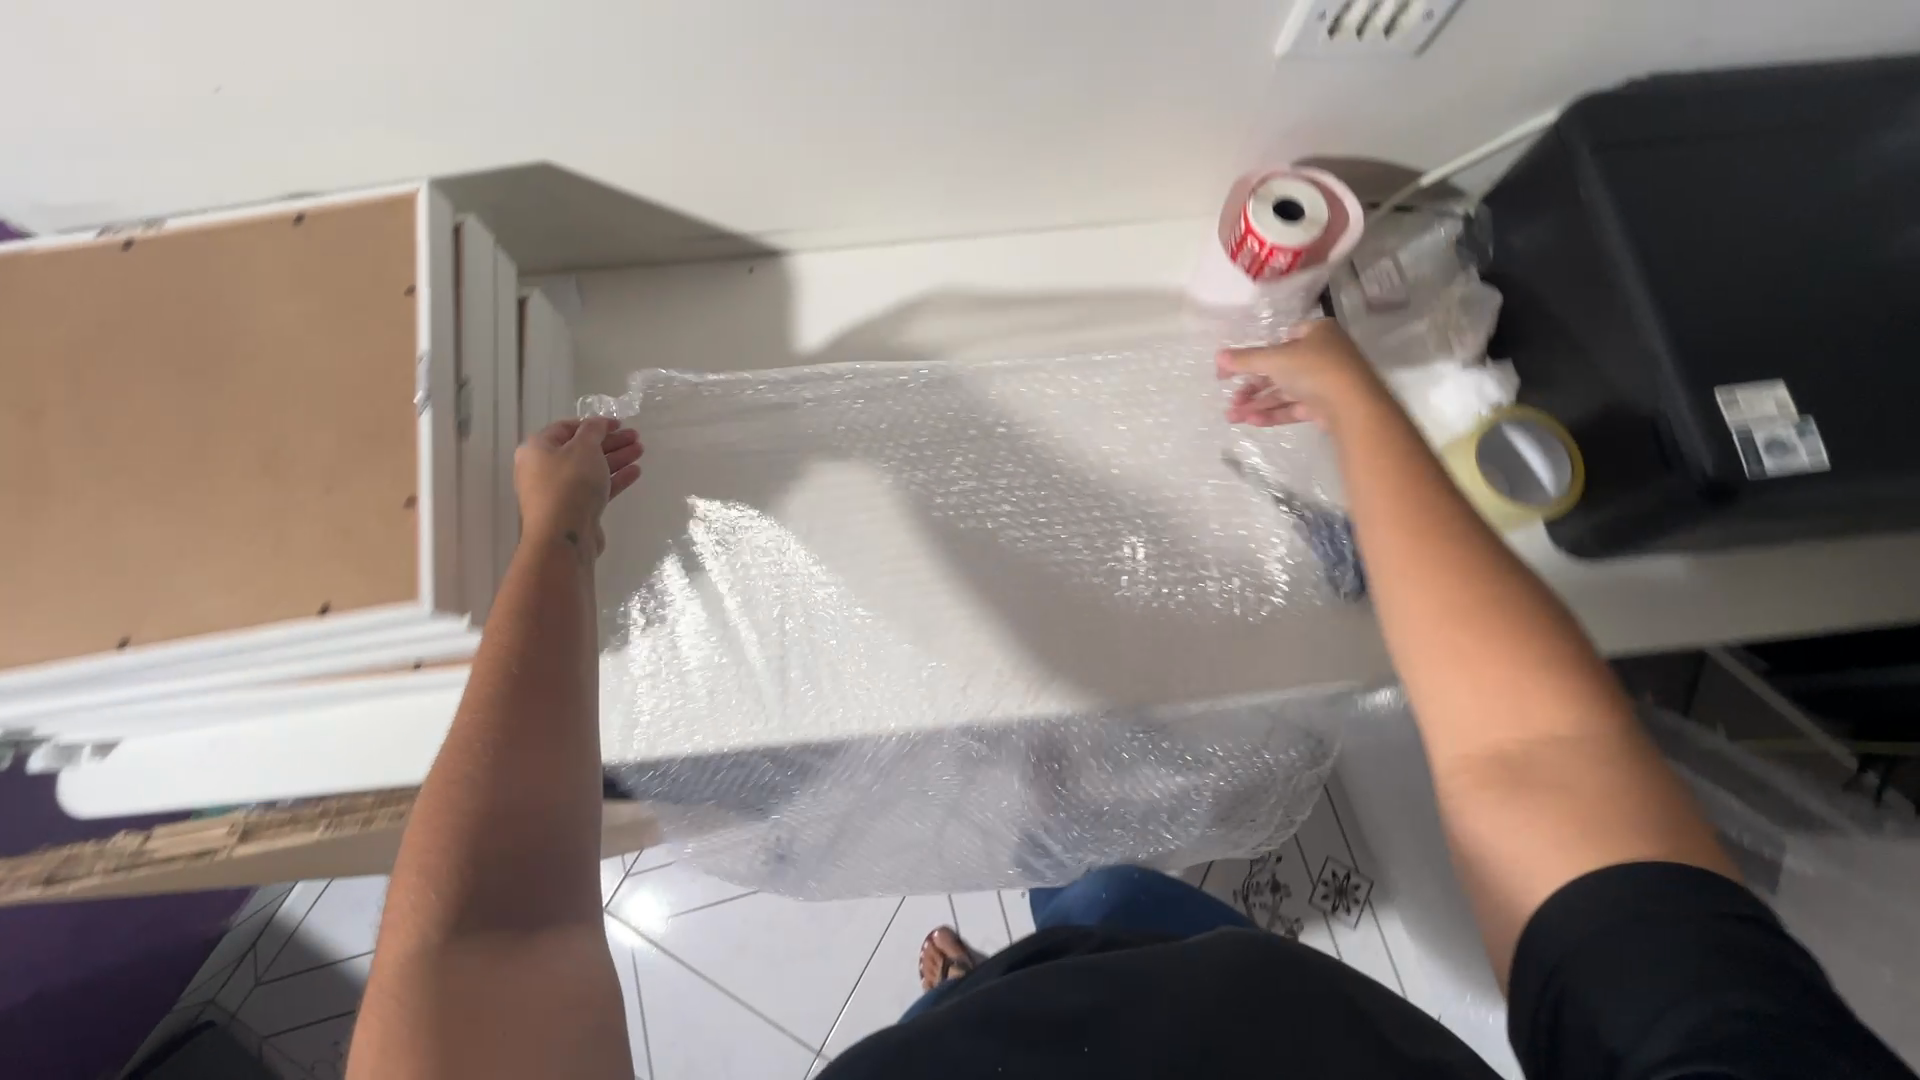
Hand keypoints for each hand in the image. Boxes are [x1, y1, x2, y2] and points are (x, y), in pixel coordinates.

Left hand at [513, 417, 642, 556]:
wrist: (564, 535)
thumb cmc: (570, 483)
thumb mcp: (584, 448)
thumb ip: (594, 431)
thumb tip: (597, 423)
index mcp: (538, 448)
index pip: (566, 428)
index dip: (594, 424)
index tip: (619, 424)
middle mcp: (543, 468)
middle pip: (581, 449)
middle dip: (610, 442)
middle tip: (635, 438)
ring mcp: (559, 491)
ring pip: (591, 469)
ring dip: (616, 459)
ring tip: (640, 451)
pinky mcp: (575, 509)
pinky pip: (595, 488)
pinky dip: (614, 479)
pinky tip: (635, 472)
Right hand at [1217, 318, 1383, 428]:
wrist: (1353, 406)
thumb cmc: (1315, 369)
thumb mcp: (1275, 359)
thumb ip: (1245, 359)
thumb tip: (1218, 356)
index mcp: (1316, 333)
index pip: (1280, 340)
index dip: (1253, 355)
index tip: (1231, 370)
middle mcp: (1322, 355)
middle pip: (1278, 370)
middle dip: (1251, 387)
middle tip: (1231, 400)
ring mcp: (1323, 382)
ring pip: (1283, 392)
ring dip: (1257, 403)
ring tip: (1232, 416)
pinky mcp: (1323, 406)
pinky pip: (1293, 407)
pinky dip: (1272, 414)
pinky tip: (1251, 421)